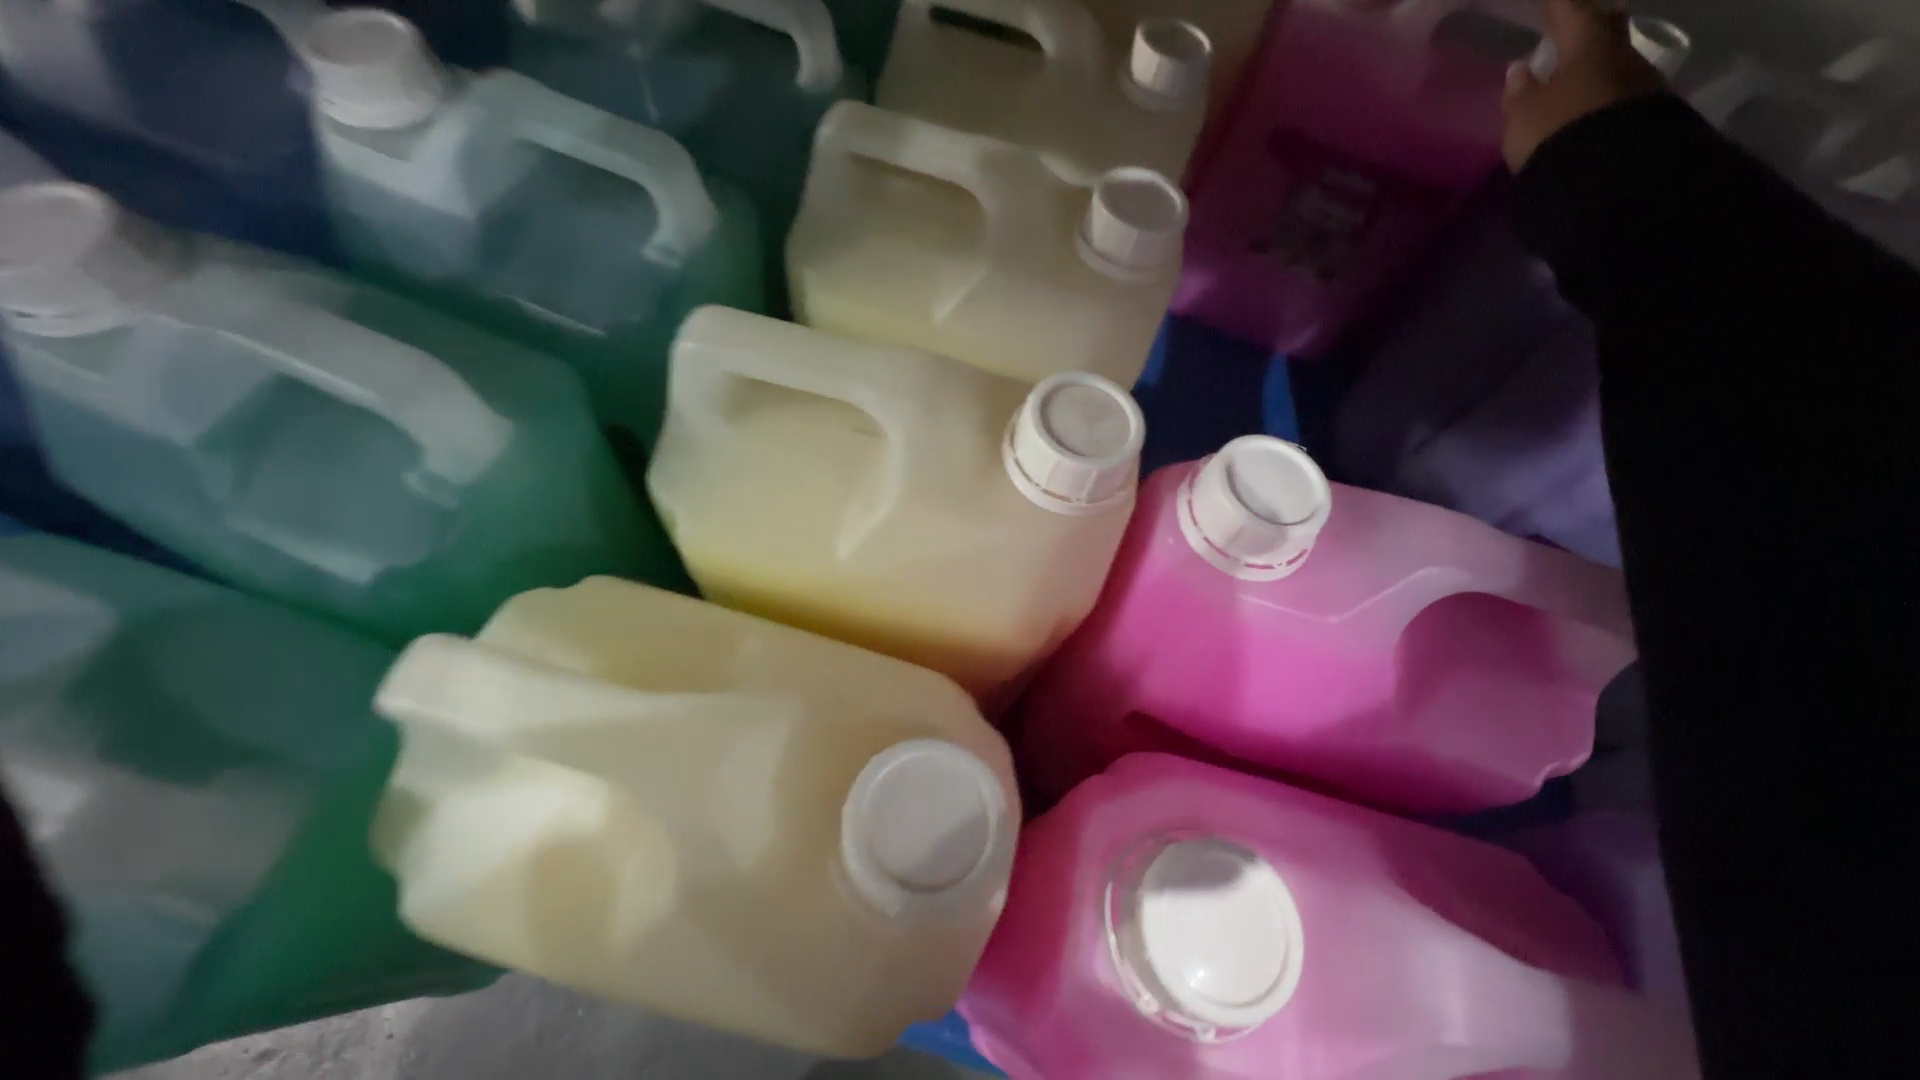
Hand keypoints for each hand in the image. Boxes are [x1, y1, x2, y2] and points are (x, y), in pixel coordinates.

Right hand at [1503, 0, 1667, 171]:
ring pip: (1619, 59)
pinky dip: (1609, 88)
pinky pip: (1624, 90)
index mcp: (1587, 46)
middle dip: (1595, 20)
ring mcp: (1641, 83)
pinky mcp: (1650, 113)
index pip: (1571, 11)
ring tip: (1585, 65)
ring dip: (1604, 58)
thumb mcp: (1523, 115)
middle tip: (1586, 16)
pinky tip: (1597, 98)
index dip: (1557, 3)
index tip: (1548, 0)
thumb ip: (1520, 90)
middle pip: (1608, 28)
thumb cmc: (1557, 133)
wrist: (1610, 176)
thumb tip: (1521, 68)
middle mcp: (1621, 55)